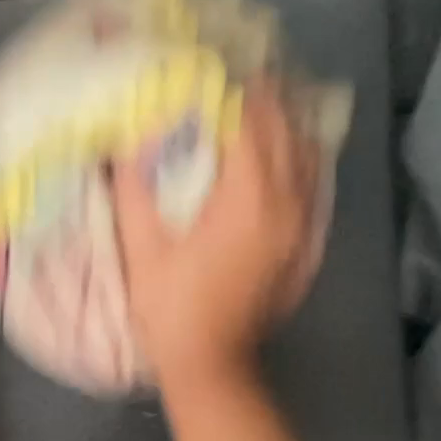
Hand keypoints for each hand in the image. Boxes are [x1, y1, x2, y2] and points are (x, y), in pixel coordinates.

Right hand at [112, 83, 322, 382]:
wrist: (210, 364)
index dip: (234, 93)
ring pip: (310, 155)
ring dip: (289, 127)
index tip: (215, 76)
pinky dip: (301, 161)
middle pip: (288, 131)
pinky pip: (314, 186)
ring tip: (266, 112)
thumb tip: (126, 147)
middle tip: (242, 84)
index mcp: (247, 198)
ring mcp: (303, 225)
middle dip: (267, 102)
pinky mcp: (306, 245)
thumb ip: (135, 193)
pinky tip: (284, 160)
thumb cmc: (170, 310)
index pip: (252, 122)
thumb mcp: (142, 252)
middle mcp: (287, 202)